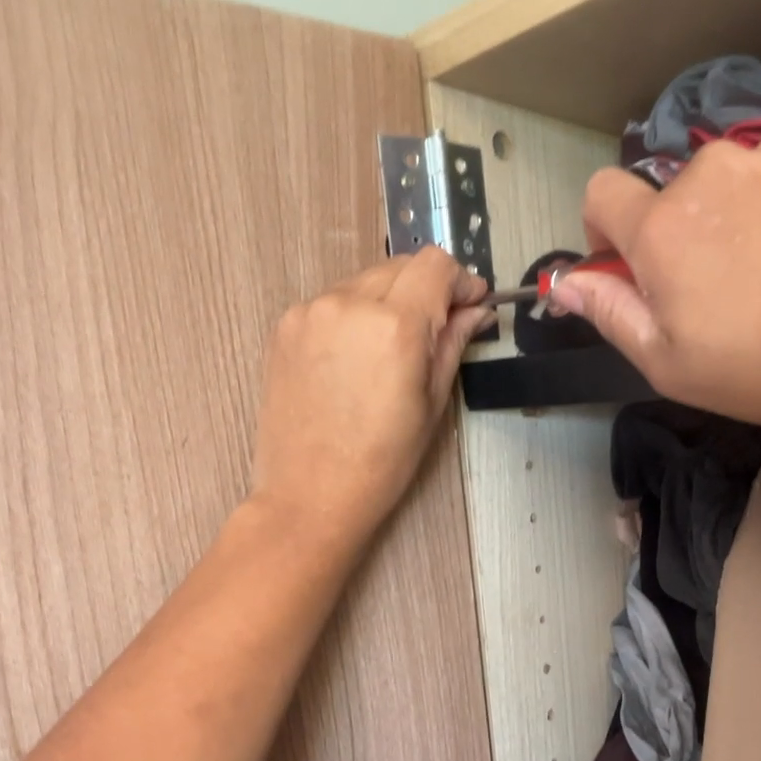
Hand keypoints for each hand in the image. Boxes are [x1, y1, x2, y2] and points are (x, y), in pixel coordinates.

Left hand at [248, 248, 490, 547]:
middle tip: (438, 327)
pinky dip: (353, 316)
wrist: (309, 495)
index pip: (436, 266)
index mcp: (395, 326)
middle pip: (400, 267)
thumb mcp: (432, 403)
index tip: (471, 303)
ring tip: (391, 350)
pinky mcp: (285, 327)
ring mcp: (311, 312)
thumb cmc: (381, 461)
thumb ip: (452, 343)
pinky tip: (356, 359)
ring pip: (364, 282)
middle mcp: (349, 304)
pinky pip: (332, 303)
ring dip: (388, 301)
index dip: (461, 281)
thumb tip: (475, 311)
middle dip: (426, 289)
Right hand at [548, 129, 760, 440]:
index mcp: (663, 225)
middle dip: (679, 234)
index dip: (605, 234)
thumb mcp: (669, 364)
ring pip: (729, 180)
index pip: (600, 194)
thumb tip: (565, 280)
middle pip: (670, 193)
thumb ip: (608, 311)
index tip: (633, 270)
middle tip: (721, 293)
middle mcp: (713, 171)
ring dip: (733, 216)